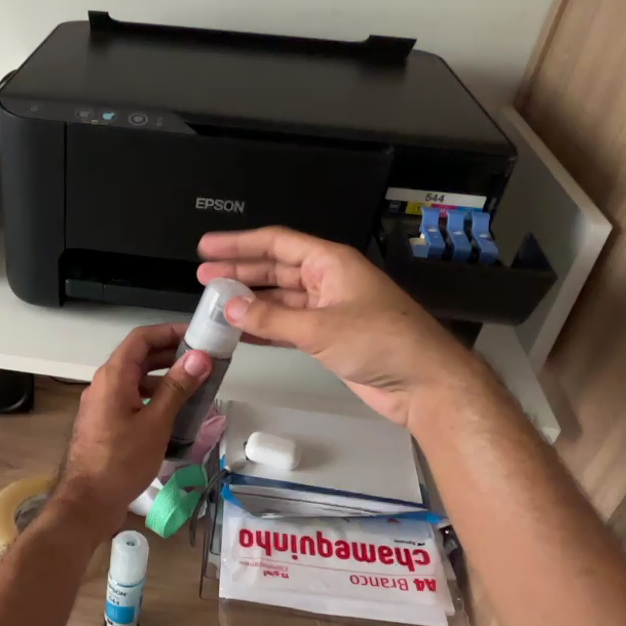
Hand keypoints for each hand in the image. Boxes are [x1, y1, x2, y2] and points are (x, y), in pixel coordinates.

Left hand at [51, 324, 209, 537]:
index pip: (140, 338)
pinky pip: (130, 400)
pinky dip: (152, 398)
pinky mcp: (105, 424)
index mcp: (113, 377)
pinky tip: (173, 413)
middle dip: (170, 354)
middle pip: (138, 357)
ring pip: (135, 380)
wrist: (88, 501)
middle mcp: (103, 385)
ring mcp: (102, 405)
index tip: (197, 336)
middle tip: (202, 360)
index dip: (169, 331)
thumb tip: (198, 358)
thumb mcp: (155, 423)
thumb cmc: (121, 462)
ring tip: (193, 386)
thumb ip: (177, 388)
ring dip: (163, 377)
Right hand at [197, 226, 470, 425]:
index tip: (208, 246)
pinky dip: (264, 328)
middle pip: (275, 269)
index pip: (277, 243)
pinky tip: (240, 332)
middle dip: (239, 272)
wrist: (422, 382)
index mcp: (330, 263)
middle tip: (204, 276)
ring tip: (215, 304)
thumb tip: (231, 309)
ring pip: (279, 299)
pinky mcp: (328, 337)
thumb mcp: (321, 328)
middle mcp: (327, 281)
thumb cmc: (383, 343)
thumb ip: (272, 319)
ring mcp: (328, 309)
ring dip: (249, 302)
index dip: (240, 243)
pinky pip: (287, 326)